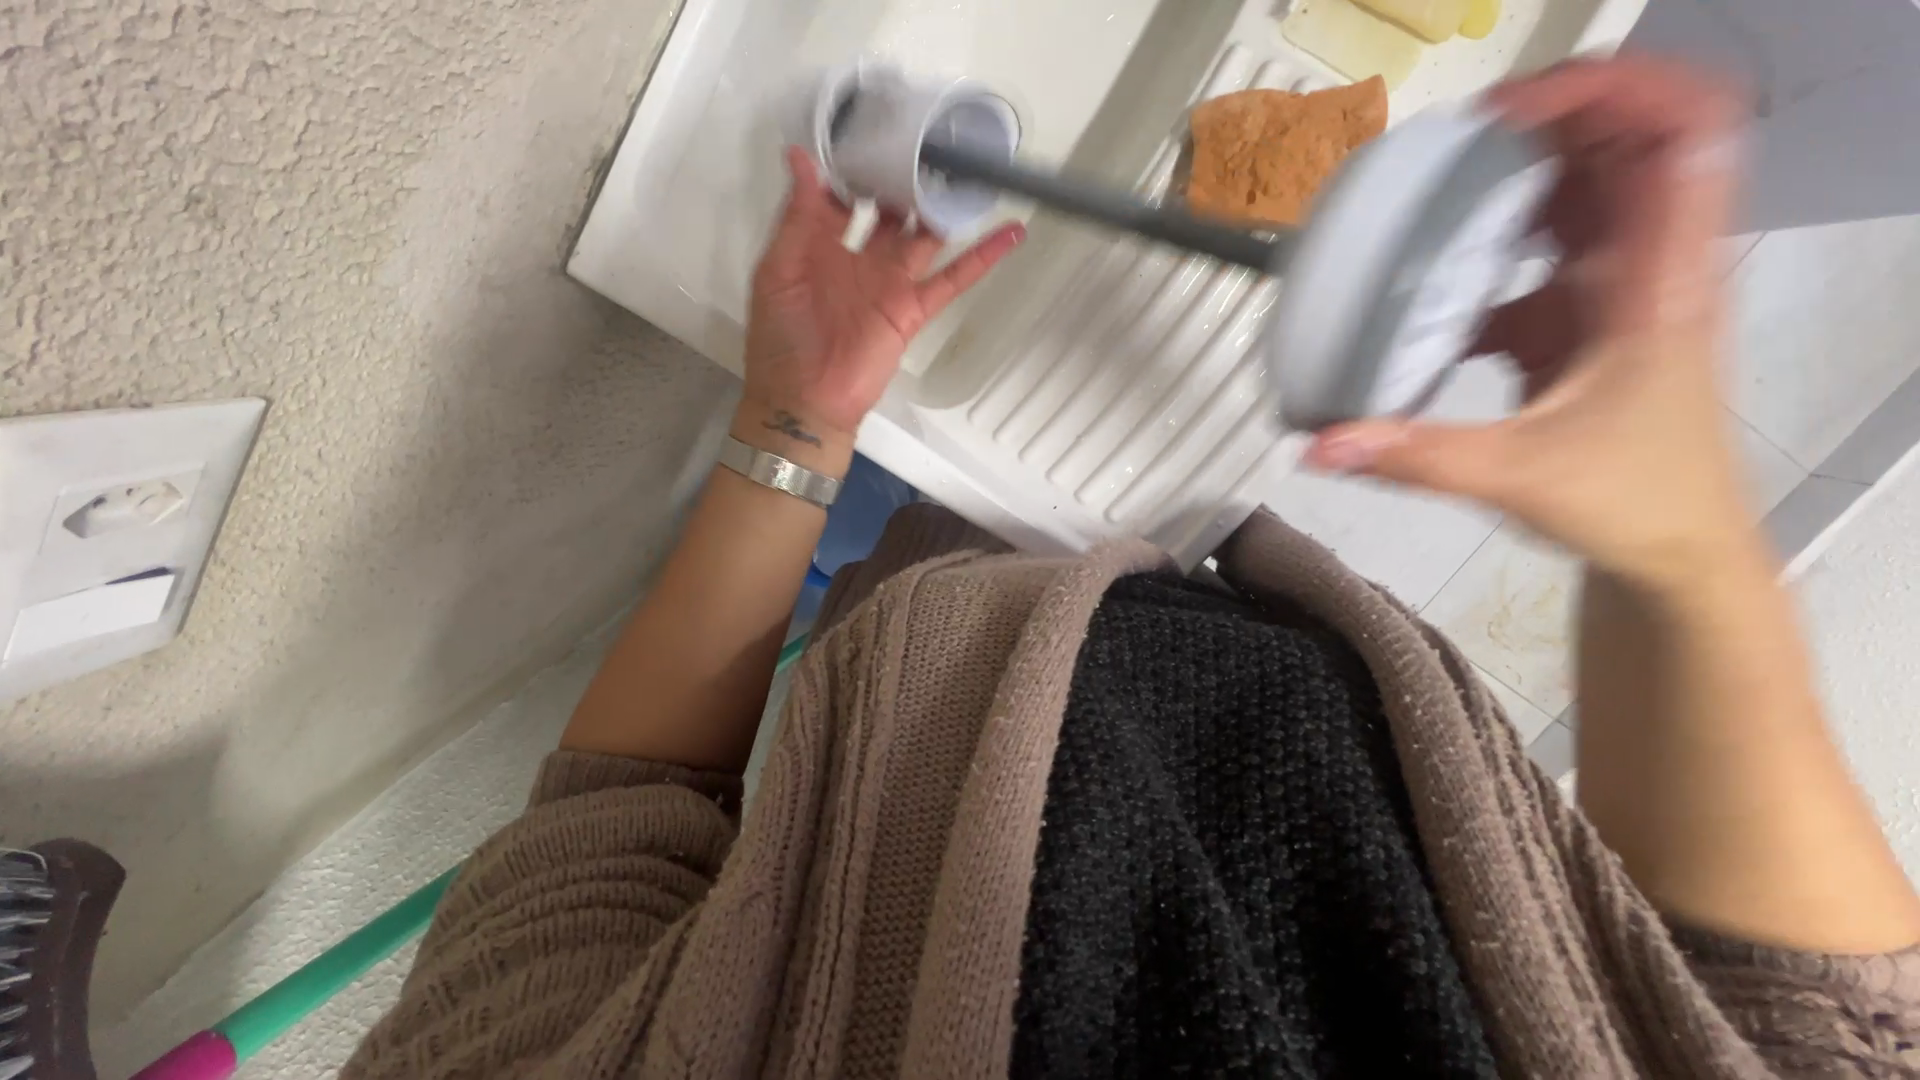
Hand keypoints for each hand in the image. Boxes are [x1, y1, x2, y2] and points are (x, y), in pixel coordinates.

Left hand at [737, 146, 1025, 465]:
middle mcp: (858, 259)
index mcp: (819, 246)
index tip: (868, 132)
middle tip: (922, 144)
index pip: (840, 196)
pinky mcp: (913, 309)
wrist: (805, 400)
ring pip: (923, 237)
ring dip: (941, 209)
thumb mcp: (777, 269)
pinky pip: (953, 279)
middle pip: (887, 211)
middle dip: (901, 181)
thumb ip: (796, 215)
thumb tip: (801, 157)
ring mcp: (889, 283)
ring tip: (966, 170)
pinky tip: (1011, 232)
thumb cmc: (781, 338)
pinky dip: (983, 258)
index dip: (852, 168)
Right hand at [1304, 59, 1757, 588]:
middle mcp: (1646, 270)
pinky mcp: (1584, 326)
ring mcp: (1615, 296)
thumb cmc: (1629, 503)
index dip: (1606, 93)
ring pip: (1579, 199)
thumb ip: (1413, 456)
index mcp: (1658, 282)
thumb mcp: (1515, 476)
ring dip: (1515, 182)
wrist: (1675, 550)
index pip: (1679, 134)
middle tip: (1450, 148)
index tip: (1507, 116)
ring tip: (1435, 192)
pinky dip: (1487, 257)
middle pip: (1620, 147)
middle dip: (1543, 126)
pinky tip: (1429, 287)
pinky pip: (1536, 263)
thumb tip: (1314, 444)